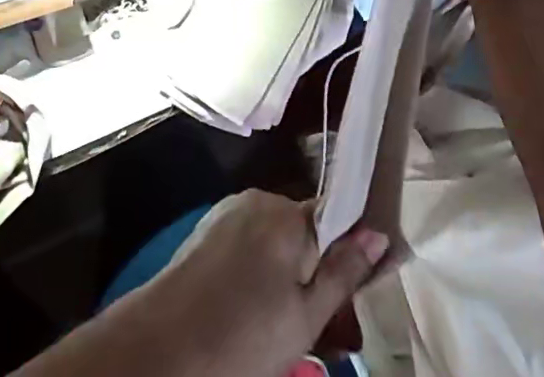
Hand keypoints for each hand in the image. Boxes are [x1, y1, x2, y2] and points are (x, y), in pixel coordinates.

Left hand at [142, 191, 388, 376]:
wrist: (166, 343)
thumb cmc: (246, 333)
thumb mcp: (308, 314)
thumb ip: (344, 271)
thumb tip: (377, 233)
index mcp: (285, 213)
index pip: (334, 217)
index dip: (349, 252)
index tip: (355, 291)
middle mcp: (256, 201)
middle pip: (303, 230)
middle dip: (315, 270)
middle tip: (321, 326)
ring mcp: (227, 213)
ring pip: (274, 240)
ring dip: (287, 275)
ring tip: (287, 327)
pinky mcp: (206, 230)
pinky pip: (248, 244)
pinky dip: (258, 271)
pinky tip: (254, 311)